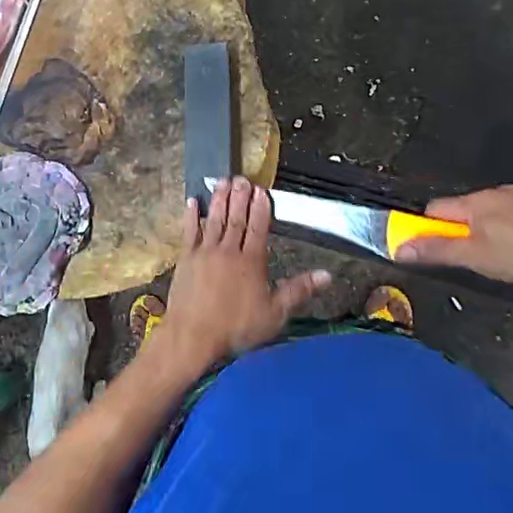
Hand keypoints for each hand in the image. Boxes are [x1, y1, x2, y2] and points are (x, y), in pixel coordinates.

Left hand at [157, 177, 330, 374]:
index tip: (262, 191)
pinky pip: (189, 231)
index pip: (259, 228)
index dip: (261, 208)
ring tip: (223, 181)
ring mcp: (204, 252)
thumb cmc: (237, 328)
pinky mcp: (185, 258)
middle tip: (242, 178)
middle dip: (240, 197)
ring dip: (219, 199)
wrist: (194, 334)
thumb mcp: (275, 314)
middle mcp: (228, 251)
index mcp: (251, 262)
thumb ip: (299, 291)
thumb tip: (327, 275)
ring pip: (214, 219)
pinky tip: (192, 201)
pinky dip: (191, 215)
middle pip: (236, 219)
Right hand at [394, 185, 512, 294]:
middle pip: (461, 213)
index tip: (432, 250)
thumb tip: (400, 248)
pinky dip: (511, 238)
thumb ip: (435, 251)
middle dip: (459, 235)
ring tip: (503, 263)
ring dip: (485, 237)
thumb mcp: (475, 258)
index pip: (434, 210)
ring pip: (489, 218)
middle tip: (471, 260)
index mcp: (477, 201)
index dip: (428, 231)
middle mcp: (499, 194)